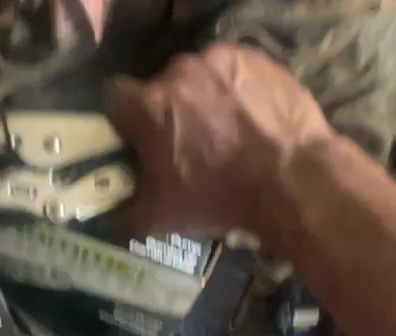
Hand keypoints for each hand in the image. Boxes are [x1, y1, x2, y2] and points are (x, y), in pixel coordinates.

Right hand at [107, 44, 333, 236]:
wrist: (288, 177)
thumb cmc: (215, 198)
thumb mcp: (158, 218)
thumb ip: (122, 213)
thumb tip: (108, 213)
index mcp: (149, 108)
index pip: (114, 98)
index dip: (120, 120)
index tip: (133, 139)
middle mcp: (178, 72)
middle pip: (158, 88)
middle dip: (164, 112)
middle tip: (181, 143)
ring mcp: (218, 61)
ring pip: (195, 78)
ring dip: (198, 100)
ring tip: (218, 131)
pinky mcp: (253, 57)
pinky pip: (229, 71)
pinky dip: (230, 91)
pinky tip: (244, 119)